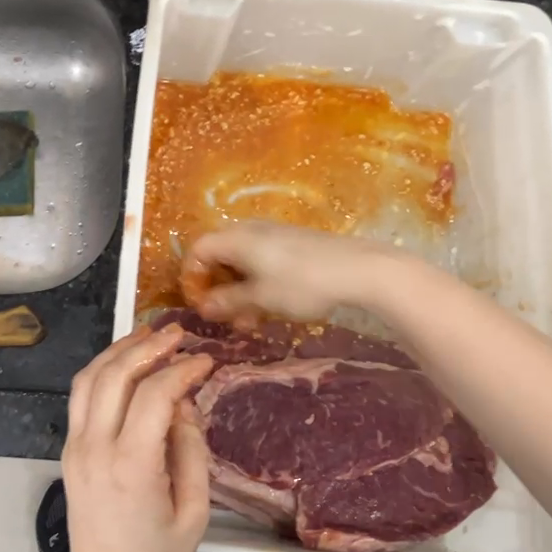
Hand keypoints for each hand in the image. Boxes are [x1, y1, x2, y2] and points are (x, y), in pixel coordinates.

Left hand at [60, 324, 214, 551]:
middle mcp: (96, 447)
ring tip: (148, 334)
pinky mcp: (68, 448)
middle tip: (177, 332)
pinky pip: (81, 396)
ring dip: (118, 350)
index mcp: (132, 465)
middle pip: (115, 375)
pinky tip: (124, 363)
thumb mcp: (194, 510)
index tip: (206, 359)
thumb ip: (190, 449)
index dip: (182, 369)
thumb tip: (183, 402)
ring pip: (89, 378)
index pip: (154, 394)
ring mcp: (75, 445)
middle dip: (148, 345)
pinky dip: (102, 370)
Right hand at [183, 222, 393, 327]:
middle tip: (225, 317)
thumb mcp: (261, 297)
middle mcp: (250, 230)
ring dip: (239, 290)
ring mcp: (273, 234)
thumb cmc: (301, 283)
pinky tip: (271, 306)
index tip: (199, 303)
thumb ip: (229, 301)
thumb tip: (202, 306)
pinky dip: (257, 282)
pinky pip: (262, 260)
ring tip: (250, 321)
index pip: (198, 249)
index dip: (192, 275)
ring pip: (242, 261)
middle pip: (219, 255)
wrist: (359, 268)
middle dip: (218, 288)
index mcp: (236, 238)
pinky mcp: (293, 242)